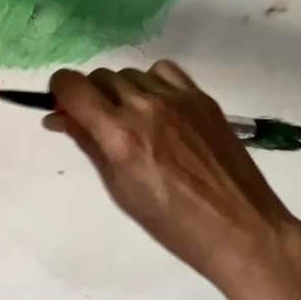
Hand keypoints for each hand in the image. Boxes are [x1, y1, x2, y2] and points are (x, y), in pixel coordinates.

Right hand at [45, 61, 295, 283]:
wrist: (241, 229)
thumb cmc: (173, 224)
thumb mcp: (120, 189)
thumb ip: (88, 144)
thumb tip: (59, 117)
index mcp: (119, 135)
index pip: (71, 85)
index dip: (60, 91)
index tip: (64, 106)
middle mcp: (143, 106)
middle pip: (99, 77)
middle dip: (90, 95)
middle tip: (99, 123)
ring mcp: (175, 97)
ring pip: (129, 73)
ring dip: (121, 91)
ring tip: (134, 121)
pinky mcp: (200, 96)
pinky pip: (162, 71)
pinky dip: (151, 82)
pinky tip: (159, 107)